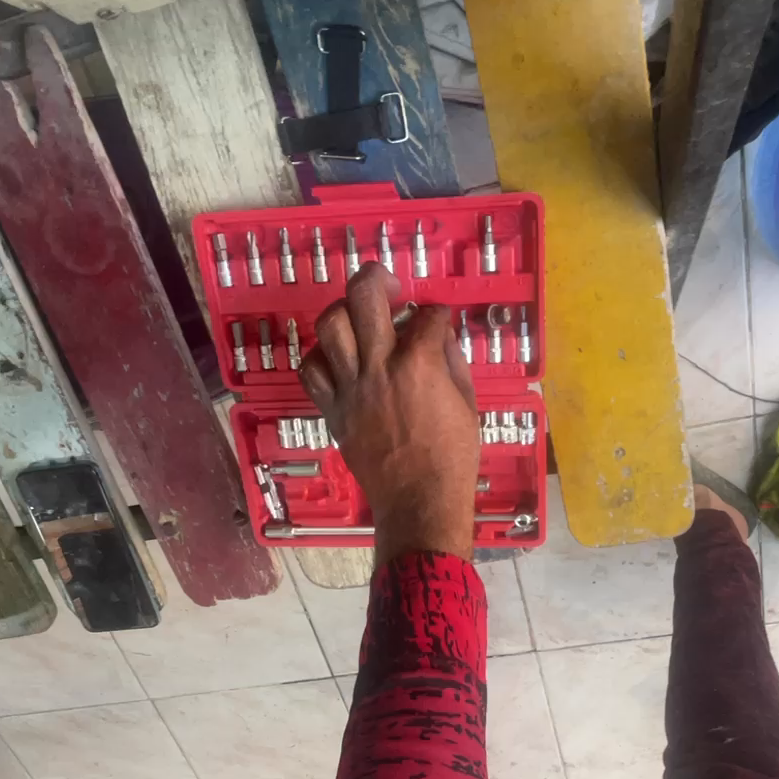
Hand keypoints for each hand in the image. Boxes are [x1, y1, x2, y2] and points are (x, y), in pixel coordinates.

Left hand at [299, 266, 477, 565]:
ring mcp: (350, 388)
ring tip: (358, 319)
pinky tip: (338, 359)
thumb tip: (440, 335)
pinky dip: (321, 357)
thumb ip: (452, 361)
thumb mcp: (467, 403)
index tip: (438, 319)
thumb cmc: (453, 457)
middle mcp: (379, 367)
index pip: (427, 316)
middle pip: (364, 296)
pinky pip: (311, 370)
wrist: (420, 501)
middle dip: (378, 277)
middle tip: (389, 285)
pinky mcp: (333, 410)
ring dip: (344, 311)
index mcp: (419, 365)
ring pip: (329, 326)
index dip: (437, 313)